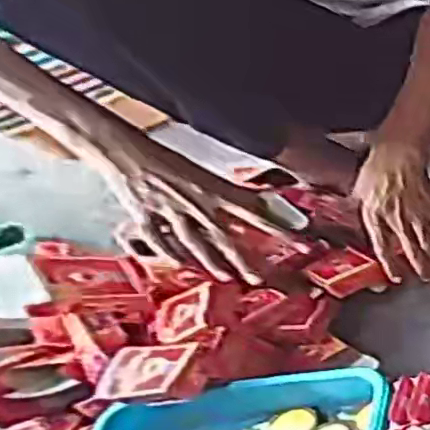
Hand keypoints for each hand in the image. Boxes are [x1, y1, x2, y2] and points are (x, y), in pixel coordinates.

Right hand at [93, 134, 296, 284]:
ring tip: (227, 278)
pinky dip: (169, 252)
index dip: (284, 231)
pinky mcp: (142, 213)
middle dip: (243, 260)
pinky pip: (157, 238)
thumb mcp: (213, 179)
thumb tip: (273, 205)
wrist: (123, 150)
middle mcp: (198, 202)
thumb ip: (240, 196)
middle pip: (225, 236)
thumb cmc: (174, 166)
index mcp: (219, 192)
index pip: (260, 214)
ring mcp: (169, 209)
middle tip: (259, 279)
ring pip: (193, 241)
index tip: (306, 246)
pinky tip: (181, 265)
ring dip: (211, 262)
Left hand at [353, 139, 429, 282]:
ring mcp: (417, 217)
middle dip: (419, 266)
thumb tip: (359, 222)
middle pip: (410, 249)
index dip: (390, 264)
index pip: (382, 246)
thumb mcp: (359, 192)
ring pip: (428, 243)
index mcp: (375, 216)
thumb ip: (362, 210)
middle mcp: (397, 220)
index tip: (396, 278)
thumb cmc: (376, 171)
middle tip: (426, 278)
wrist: (398, 159)